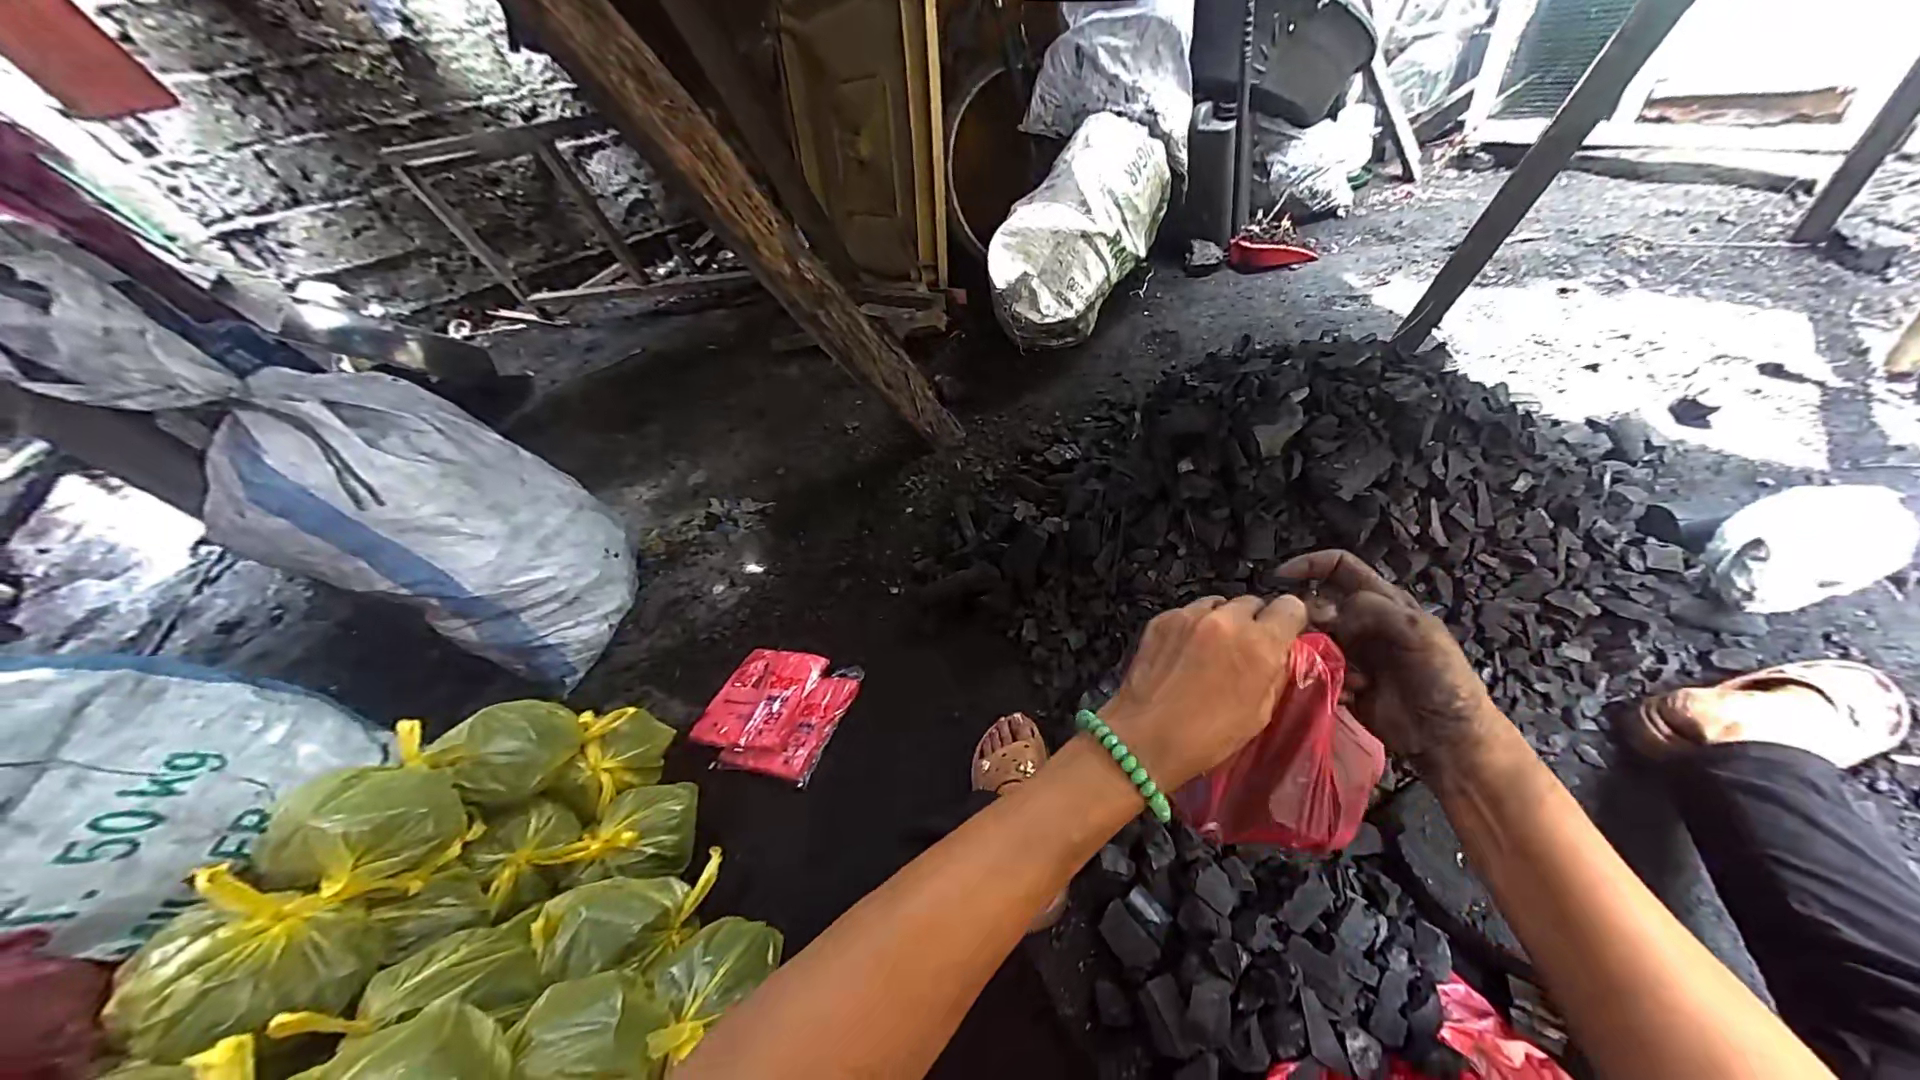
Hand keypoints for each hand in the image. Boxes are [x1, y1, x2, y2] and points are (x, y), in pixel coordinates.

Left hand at [1098, 594, 1307, 791]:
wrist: (1144, 737)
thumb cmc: (1208, 736)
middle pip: (1251, 603)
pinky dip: (1191, 627)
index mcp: (1259, 644)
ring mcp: (1189, 616)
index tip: (1283, 634)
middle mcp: (1225, 621)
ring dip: (1221, 621)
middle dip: (1253, 622)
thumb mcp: (1259, 713)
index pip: (1290, 607)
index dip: (1289, 621)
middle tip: (1243, 650)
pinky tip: (1183, 653)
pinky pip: (1187, 613)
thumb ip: (1274, 674)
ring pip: (1218, 604)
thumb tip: (1279, 654)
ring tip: (1210, 651)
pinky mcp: (1161, 620)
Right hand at [1274, 550, 1507, 779]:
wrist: (1448, 738)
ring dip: (1311, 651)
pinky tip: (1343, 692)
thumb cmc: (1445, 682)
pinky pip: (1312, 670)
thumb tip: (1328, 611)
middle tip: (1311, 637)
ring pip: (1309, 637)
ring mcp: (1348, 653)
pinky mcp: (1339, 681)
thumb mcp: (1419, 633)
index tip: (1281, 577)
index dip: (1309, 565)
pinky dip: (1318, 678)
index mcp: (1382, 602)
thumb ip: (1375, 609)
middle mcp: (1360, 623)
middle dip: (1305, 617)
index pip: (1339, 567)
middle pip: (1314, 604)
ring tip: (1330, 670)